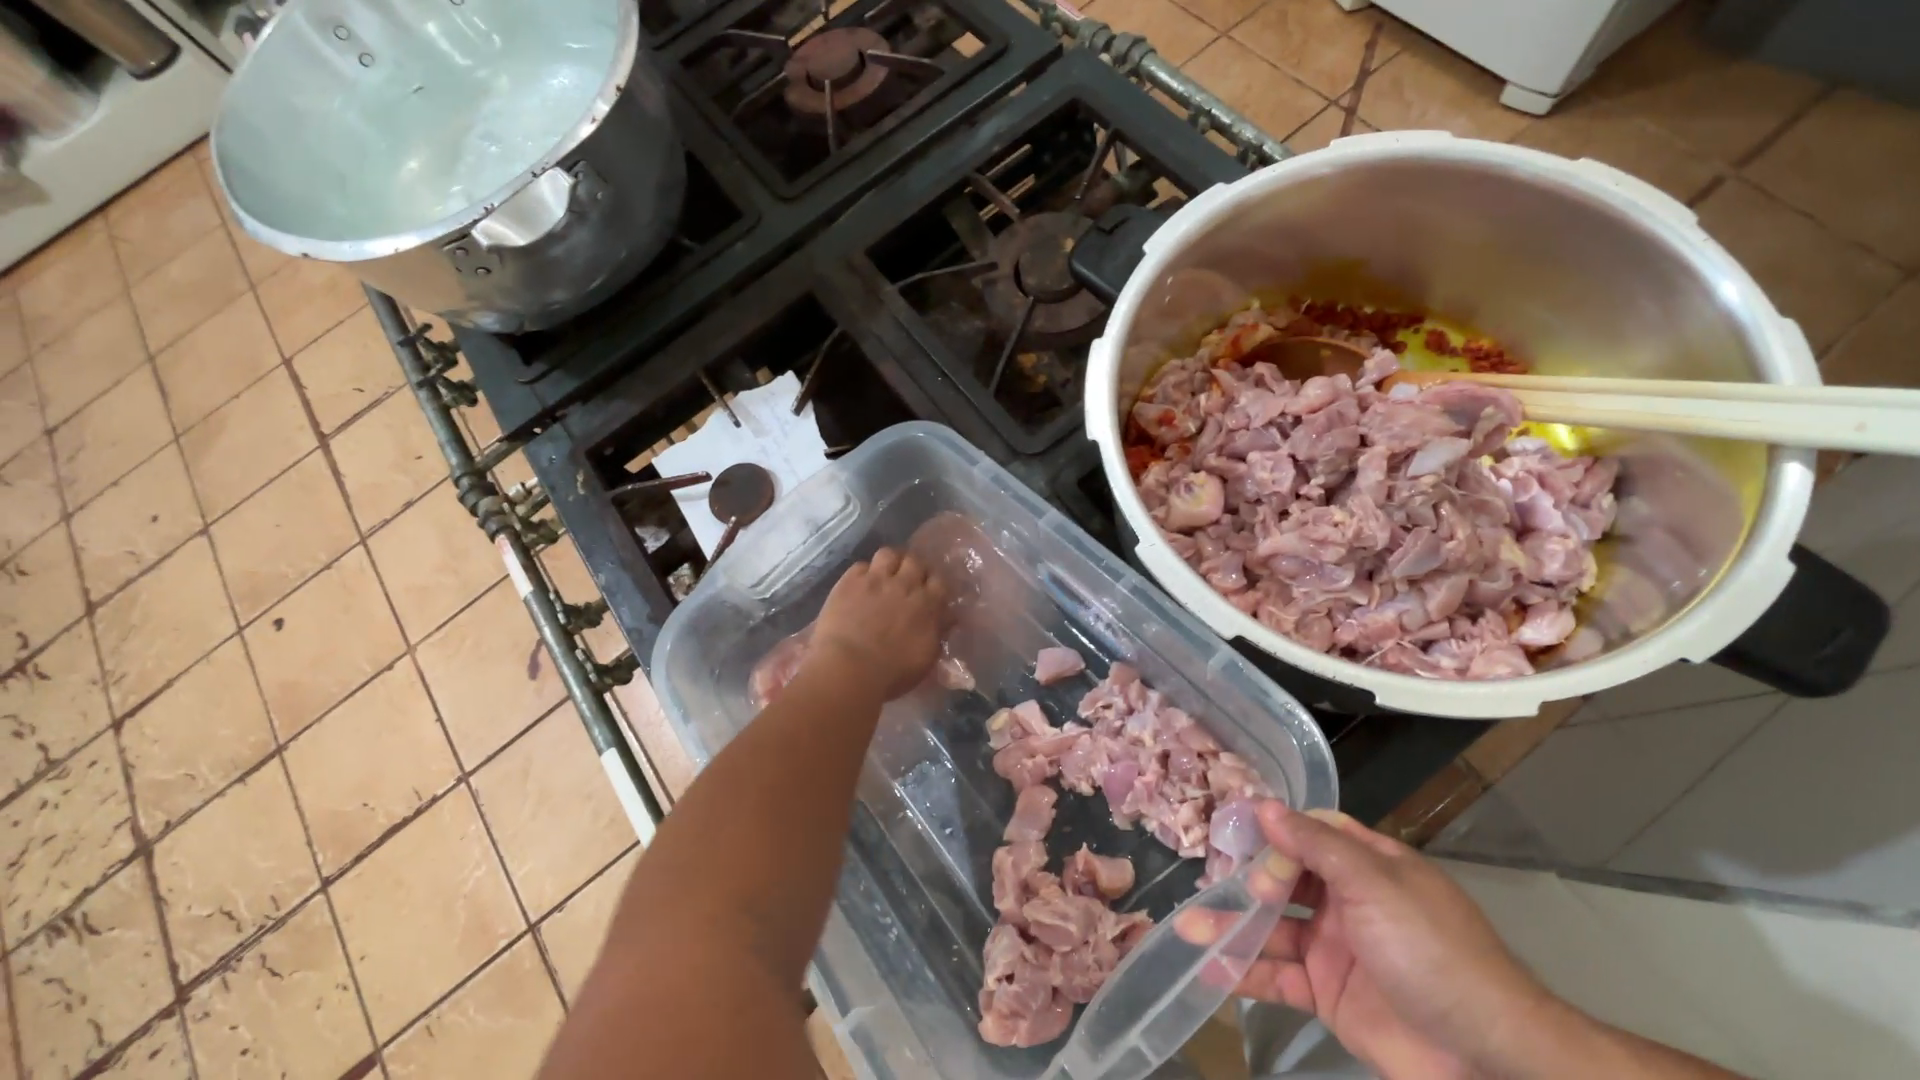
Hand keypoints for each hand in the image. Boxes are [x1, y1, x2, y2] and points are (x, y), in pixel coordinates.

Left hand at [806, 548, 946, 700]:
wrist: (849, 669)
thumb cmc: (892, 673)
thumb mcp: (926, 658)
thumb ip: (938, 632)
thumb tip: (949, 617)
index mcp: (928, 604)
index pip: (940, 580)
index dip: (934, 584)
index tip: (929, 592)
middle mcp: (905, 585)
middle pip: (915, 561)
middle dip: (913, 569)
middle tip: (906, 582)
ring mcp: (875, 580)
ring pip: (888, 554)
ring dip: (890, 563)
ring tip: (884, 576)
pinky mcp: (849, 581)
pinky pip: (861, 565)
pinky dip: (863, 574)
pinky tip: (859, 586)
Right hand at [1196, 802, 1558, 1079]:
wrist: (1483, 1055)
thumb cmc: (1431, 952)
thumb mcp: (1375, 885)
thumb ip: (1316, 846)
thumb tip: (1265, 805)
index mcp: (1369, 867)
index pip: (1312, 835)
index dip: (1275, 833)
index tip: (1231, 832)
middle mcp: (1348, 903)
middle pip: (1285, 882)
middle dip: (1245, 882)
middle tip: (1210, 886)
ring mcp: (1336, 951)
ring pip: (1273, 931)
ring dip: (1232, 929)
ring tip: (1187, 930)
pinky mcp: (1328, 997)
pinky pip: (1278, 978)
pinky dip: (1244, 974)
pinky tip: (1210, 970)